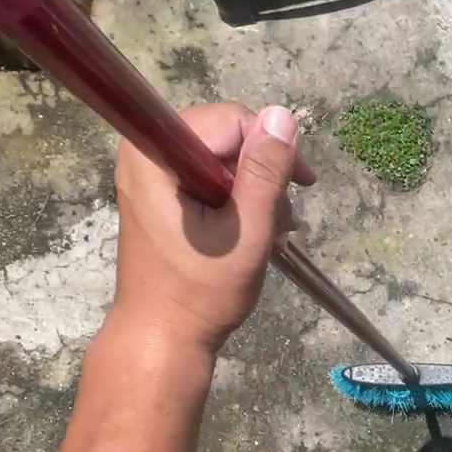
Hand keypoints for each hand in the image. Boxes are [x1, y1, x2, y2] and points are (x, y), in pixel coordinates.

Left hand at [111, 103, 317, 353]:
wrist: (165, 335)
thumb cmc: (202, 291)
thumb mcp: (246, 233)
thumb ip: (264, 174)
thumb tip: (284, 117)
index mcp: (156, 154)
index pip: (227, 120)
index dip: (271, 145)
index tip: (305, 184)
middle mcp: (147, 153)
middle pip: (224, 136)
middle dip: (265, 172)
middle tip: (287, 219)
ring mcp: (153, 175)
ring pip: (221, 159)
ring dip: (258, 191)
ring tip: (272, 232)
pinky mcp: (163, 196)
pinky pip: (210, 180)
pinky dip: (241, 202)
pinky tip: (256, 231)